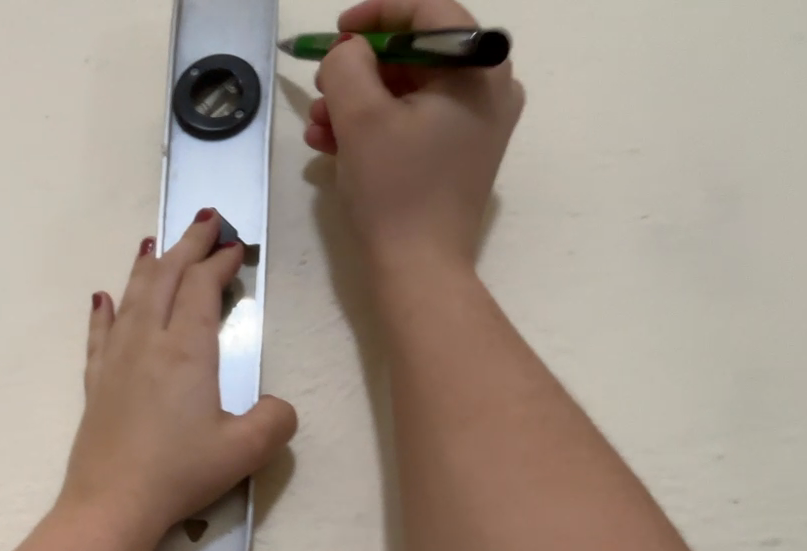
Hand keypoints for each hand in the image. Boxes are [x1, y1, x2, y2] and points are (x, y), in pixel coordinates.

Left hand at [59, 213, 298, 540]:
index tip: (235, 246)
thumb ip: (274, 421)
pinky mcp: (95, 385)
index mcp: (187, 350)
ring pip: (132, 297)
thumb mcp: (245, 451)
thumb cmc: (178, 475)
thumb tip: (279, 408)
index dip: (220, 262)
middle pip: (166, 278)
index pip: (203, 289)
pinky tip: (104, 298)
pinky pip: (99, 335)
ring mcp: (116, 361)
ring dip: (149, 266)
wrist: (111, 503)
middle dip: (188, 245)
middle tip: (205, 222)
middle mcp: (148, 343)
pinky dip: (105, 311)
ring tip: (157, 244)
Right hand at [305, 0, 524, 275]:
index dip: (377, 13)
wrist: (418, 268)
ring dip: (358, 104)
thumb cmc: (394, 190)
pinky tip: (335, 147)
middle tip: (320, 90)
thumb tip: (348, 51)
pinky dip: (375, 129)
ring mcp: (476, 126)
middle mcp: (489, 88)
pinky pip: (414, 125)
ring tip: (318, 129)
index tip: (336, 33)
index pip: (428, 11)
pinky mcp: (457, 158)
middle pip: (416, 54)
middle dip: (360, 71)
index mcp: (477, 67)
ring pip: (409, 93)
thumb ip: (348, 66)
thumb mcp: (361, 118)